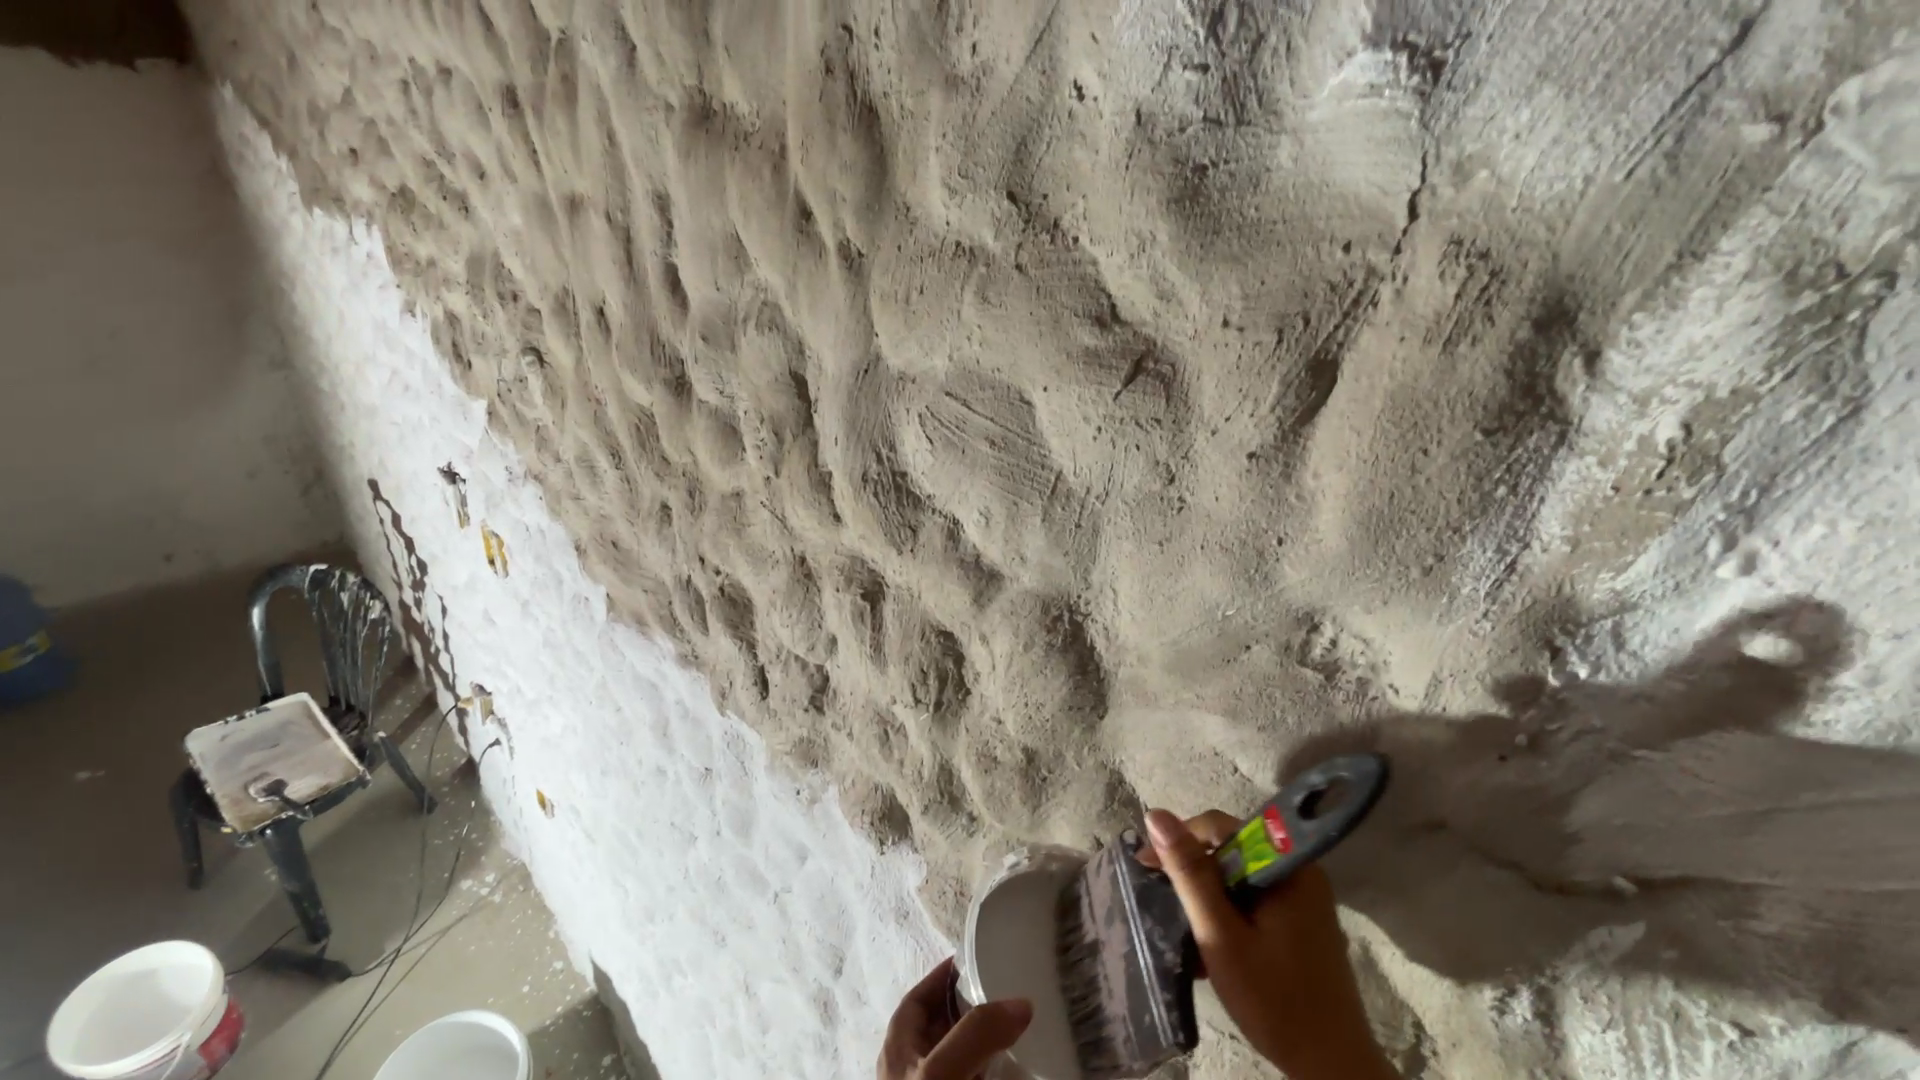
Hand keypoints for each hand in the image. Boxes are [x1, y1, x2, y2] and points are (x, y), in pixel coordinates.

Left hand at [877, 957, 1032, 1079]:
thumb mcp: (940, 1071)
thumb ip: (975, 1034)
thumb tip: (1021, 1002)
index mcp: (898, 1048)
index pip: (917, 999)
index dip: (941, 977)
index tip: (973, 960)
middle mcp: (913, 1068)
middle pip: (941, 1025)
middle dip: (970, 1005)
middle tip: (1007, 989)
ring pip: (960, 1055)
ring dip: (987, 1040)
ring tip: (1020, 1024)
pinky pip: (979, 1075)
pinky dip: (998, 1069)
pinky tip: (1022, 1064)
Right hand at [1143, 809, 1397, 1079]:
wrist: (1330, 1064)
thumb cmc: (1274, 998)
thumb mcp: (1220, 934)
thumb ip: (1190, 873)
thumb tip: (1156, 816)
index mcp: (1288, 867)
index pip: (1220, 827)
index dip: (1179, 840)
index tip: (1146, 866)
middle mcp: (1300, 872)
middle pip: (1231, 850)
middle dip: (1193, 872)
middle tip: (1160, 898)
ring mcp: (1303, 899)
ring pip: (1239, 877)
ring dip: (1208, 896)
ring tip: (1181, 923)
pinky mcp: (1301, 923)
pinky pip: (1253, 899)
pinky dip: (1227, 913)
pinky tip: (1209, 942)